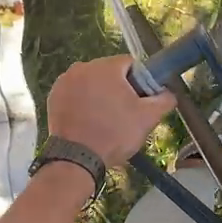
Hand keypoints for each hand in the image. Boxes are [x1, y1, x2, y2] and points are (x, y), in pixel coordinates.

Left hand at [46, 55, 175, 166]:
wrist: (76, 158)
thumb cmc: (115, 134)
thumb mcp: (147, 118)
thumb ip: (163, 99)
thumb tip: (168, 92)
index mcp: (105, 67)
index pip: (130, 64)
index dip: (139, 81)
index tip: (139, 101)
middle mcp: (82, 67)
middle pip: (108, 72)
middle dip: (118, 88)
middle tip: (123, 113)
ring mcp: (64, 81)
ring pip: (90, 82)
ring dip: (99, 94)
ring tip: (104, 120)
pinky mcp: (53, 96)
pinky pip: (75, 93)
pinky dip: (82, 102)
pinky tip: (87, 121)